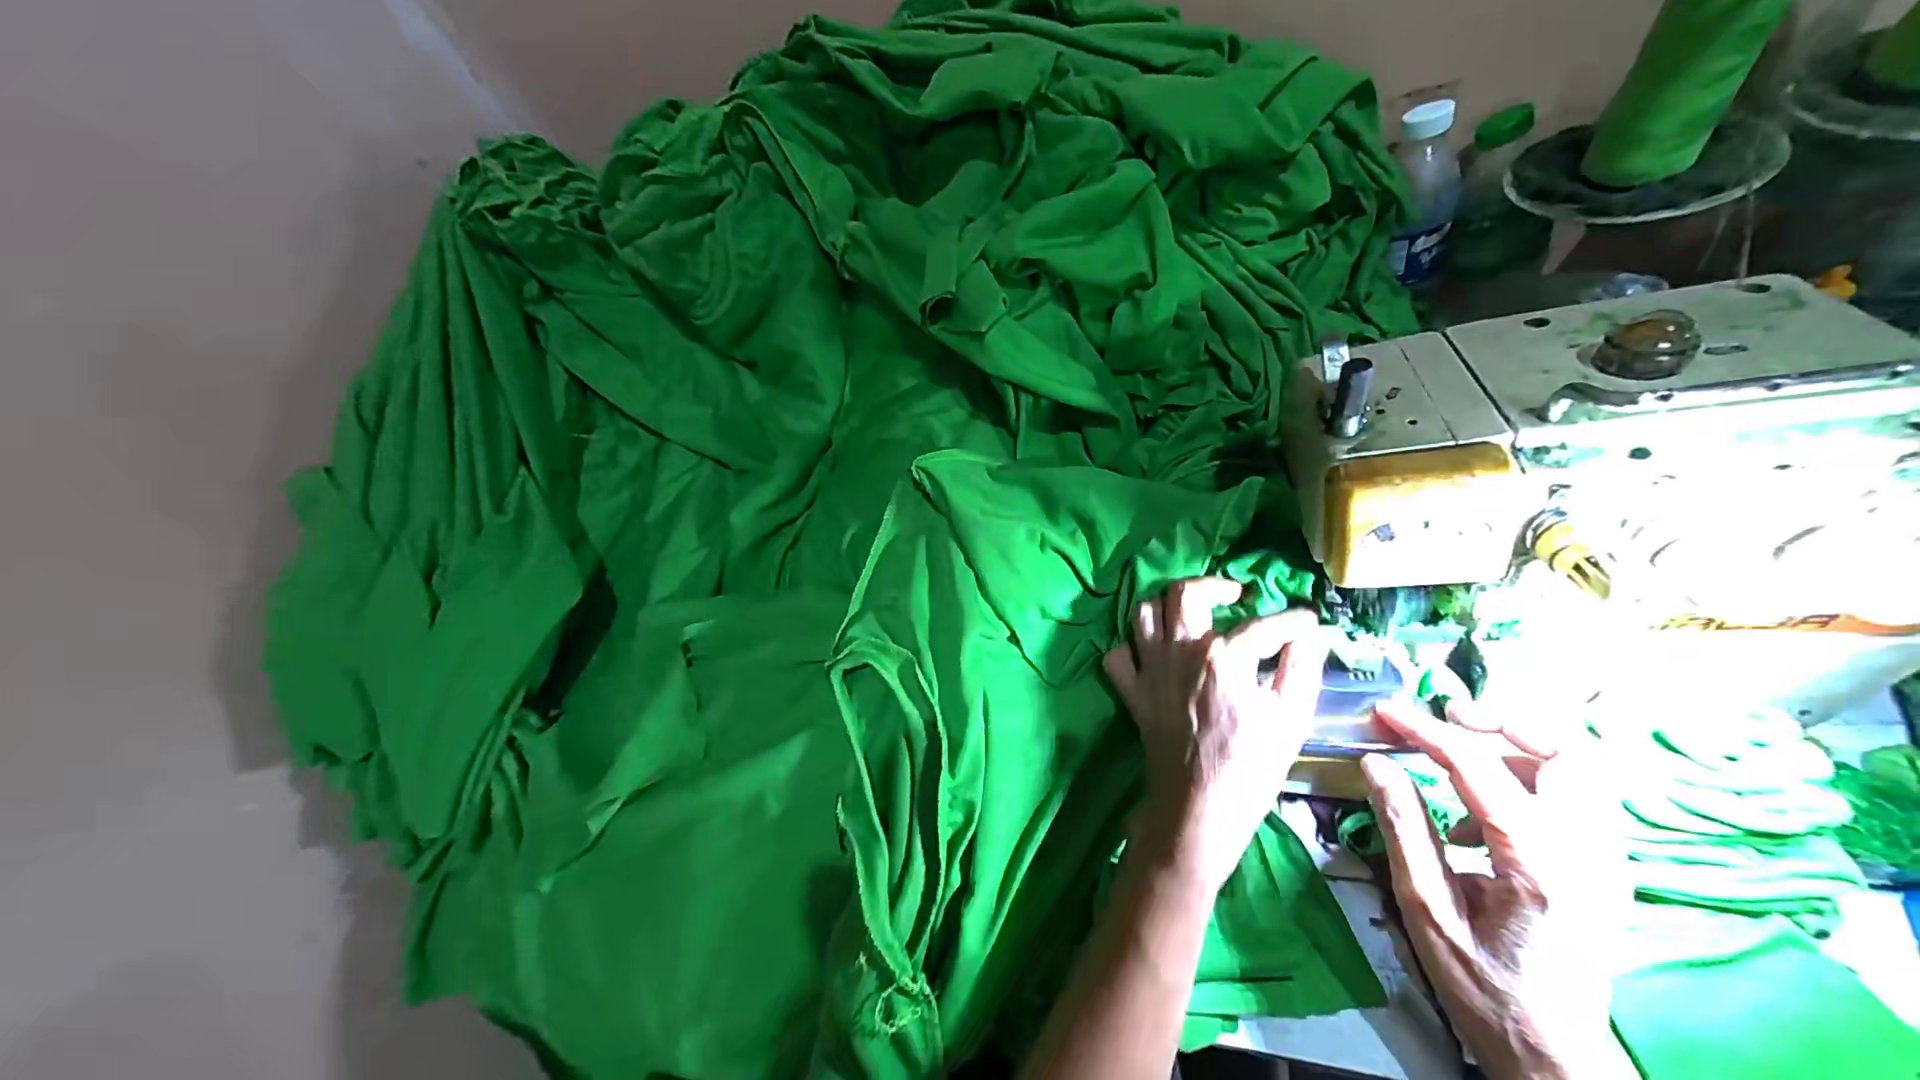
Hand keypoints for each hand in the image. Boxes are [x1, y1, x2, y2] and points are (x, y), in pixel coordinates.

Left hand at [1104, 577, 1327, 891]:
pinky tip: (1155, 653)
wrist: (1197, 810)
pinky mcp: (1132, 692)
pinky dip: (1134, 648)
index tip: (1306, 622)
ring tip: (1192, 617)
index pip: (1264, 623)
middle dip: (1213, 586)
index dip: (1293, 620)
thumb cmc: (1250, 769)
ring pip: (1145, 613)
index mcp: (1223, 655)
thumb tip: (1309, 636)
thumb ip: (1301, 669)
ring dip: (1169, 607)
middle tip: (1234, 595)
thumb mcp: (1292, 720)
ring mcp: (1150, 669)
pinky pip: (1120, 655)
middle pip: (1184, 592)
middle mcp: (1179, 650)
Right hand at [1362, 700, 1634, 1079]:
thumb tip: (1376, 762)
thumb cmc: (1482, 985)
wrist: (1555, 1052)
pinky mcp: (1606, 867)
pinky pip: (1576, 796)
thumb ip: (1403, 826)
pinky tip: (1479, 811)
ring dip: (1515, 748)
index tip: (1383, 713)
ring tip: (1456, 758)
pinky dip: (1526, 779)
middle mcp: (1588, 853)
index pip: (1479, 767)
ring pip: (1579, 769)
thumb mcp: (1425, 907)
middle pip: (1566, 752)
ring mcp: (1608, 860)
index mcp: (1538, 863)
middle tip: (1444, 719)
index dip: (1423, 730)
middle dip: (1501, 722)